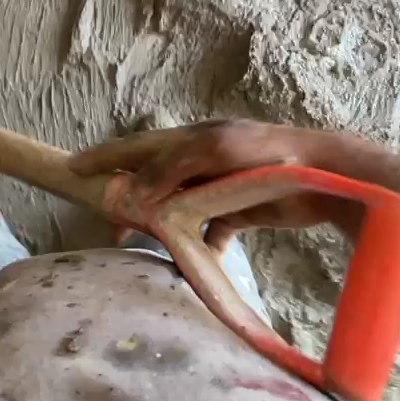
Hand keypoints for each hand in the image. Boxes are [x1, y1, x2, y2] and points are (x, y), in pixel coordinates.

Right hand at [68, 120, 354, 244]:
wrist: (326, 176)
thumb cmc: (267, 156)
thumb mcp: (214, 151)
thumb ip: (171, 167)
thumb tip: (132, 192)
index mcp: (191, 140)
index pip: (137, 146)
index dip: (104, 156)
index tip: (73, 168)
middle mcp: (200, 160)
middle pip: (151, 178)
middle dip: (126, 198)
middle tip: (105, 222)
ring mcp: (219, 186)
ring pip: (176, 207)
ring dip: (158, 225)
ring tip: (137, 244)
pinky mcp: (240, 211)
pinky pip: (209, 230)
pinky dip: (198, 246)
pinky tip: (193, 261)